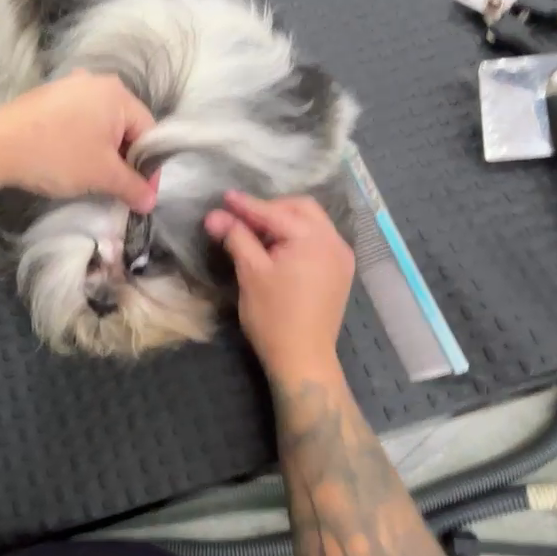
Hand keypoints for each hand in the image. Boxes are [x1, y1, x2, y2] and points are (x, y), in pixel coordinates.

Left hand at [0, 70, 157, 211]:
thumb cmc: (58, 155)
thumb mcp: (102, 175)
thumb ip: (133, 187)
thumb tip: (150, 201)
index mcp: (117, 93)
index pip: (149, 131)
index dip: (149, 167)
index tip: (140, 195)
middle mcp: (96, 82)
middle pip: (125, 126)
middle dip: (125, 160)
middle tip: (118, 189)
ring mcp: (68, 87)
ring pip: (100, 125)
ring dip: (103, 154)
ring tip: (92, 179)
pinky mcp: (47, 98)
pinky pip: (78, 121)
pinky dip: (82, 143)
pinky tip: (69, 163)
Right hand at [205, 191, 354, 381]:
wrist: (302, 357)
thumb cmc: (273, 316)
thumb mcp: (251, 273)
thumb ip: (236, 238)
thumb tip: (214, 216)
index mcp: (313, 239)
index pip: (274, 212)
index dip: (246, 205)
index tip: (224, 197)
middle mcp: (334, 242)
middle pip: (301, 209)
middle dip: (271, 208)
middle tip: (243, 217)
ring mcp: (341, 257)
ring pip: (312, 223)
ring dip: (285, 222)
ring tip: (258, 233)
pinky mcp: (340, 272)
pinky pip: (318, 241)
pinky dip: (298, 237)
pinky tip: (279, 249)